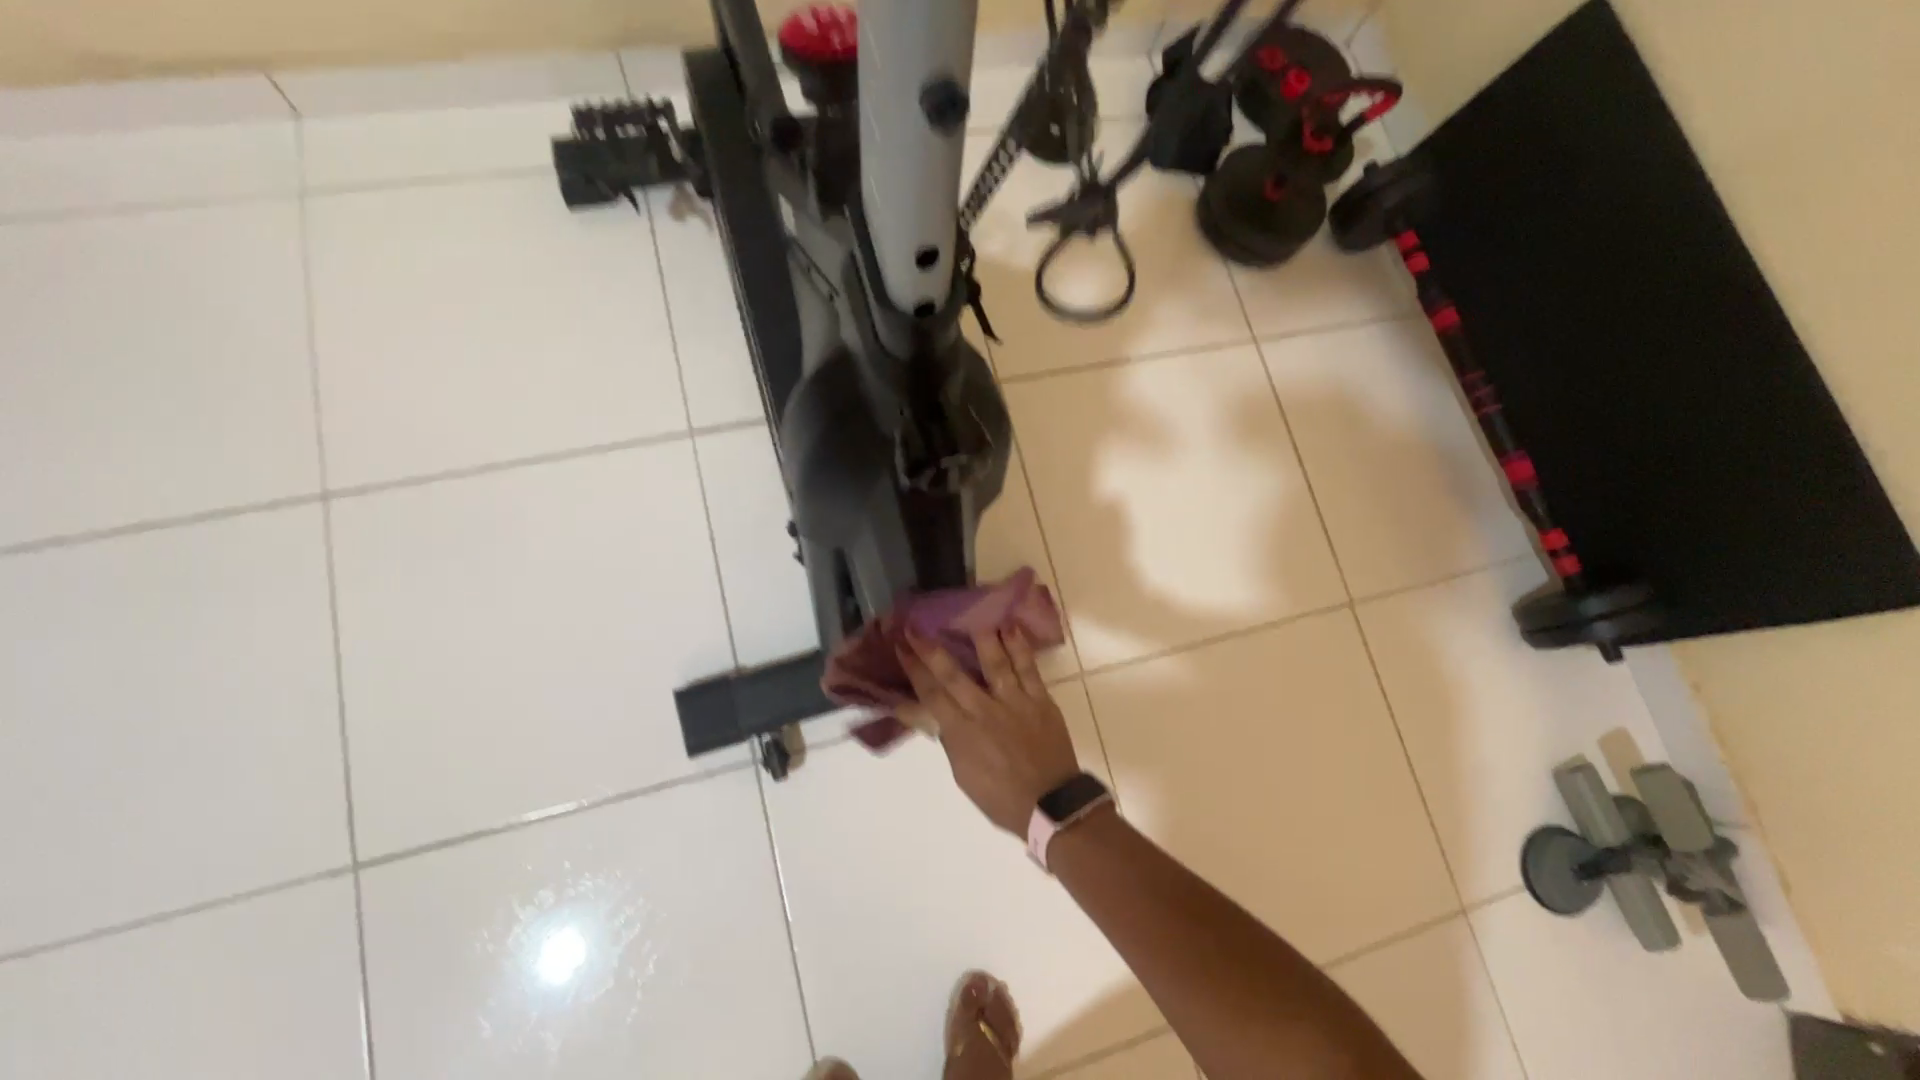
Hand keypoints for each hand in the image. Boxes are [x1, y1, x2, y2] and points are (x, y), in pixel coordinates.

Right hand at [898, 627, 1082, 835]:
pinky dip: (1019, 647)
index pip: (931, 694)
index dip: (914, 669)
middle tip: (917, 627)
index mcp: (962, 732)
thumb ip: (951, 742)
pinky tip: (1011, 628)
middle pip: (953, 674)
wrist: (1050, 805)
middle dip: (932, 649)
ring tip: (971, 615)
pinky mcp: (1040, 700)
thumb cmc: (1001, 798)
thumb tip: (936, 716)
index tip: (901, 647)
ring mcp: (1014, 702)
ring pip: (994, 663)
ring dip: (980, 638)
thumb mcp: (964, 775)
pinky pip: (1028, 668)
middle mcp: (984, 711)